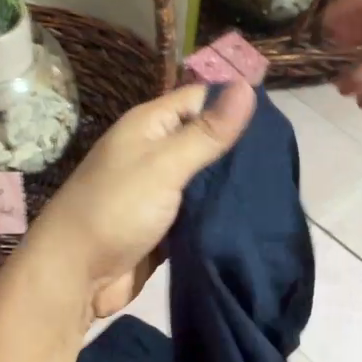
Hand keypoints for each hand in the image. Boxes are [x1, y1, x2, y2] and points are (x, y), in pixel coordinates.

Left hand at [24, 81, 255, 318]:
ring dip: (230, 188)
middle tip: (286, 162)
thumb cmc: (116, 211)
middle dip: (239, 151)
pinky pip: (196, 216)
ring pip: (203, 183)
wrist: (75, 276)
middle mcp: (153, 154)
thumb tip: (247, 86)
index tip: (278, 122)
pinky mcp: (163, 230)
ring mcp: (157, 194)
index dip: (235, 105)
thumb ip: (206, 132)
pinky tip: (251, 220)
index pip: (200, 100)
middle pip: (204, 142)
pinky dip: (216, 218)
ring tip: (277, 190)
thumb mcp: (164, 165)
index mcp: (149, 127)